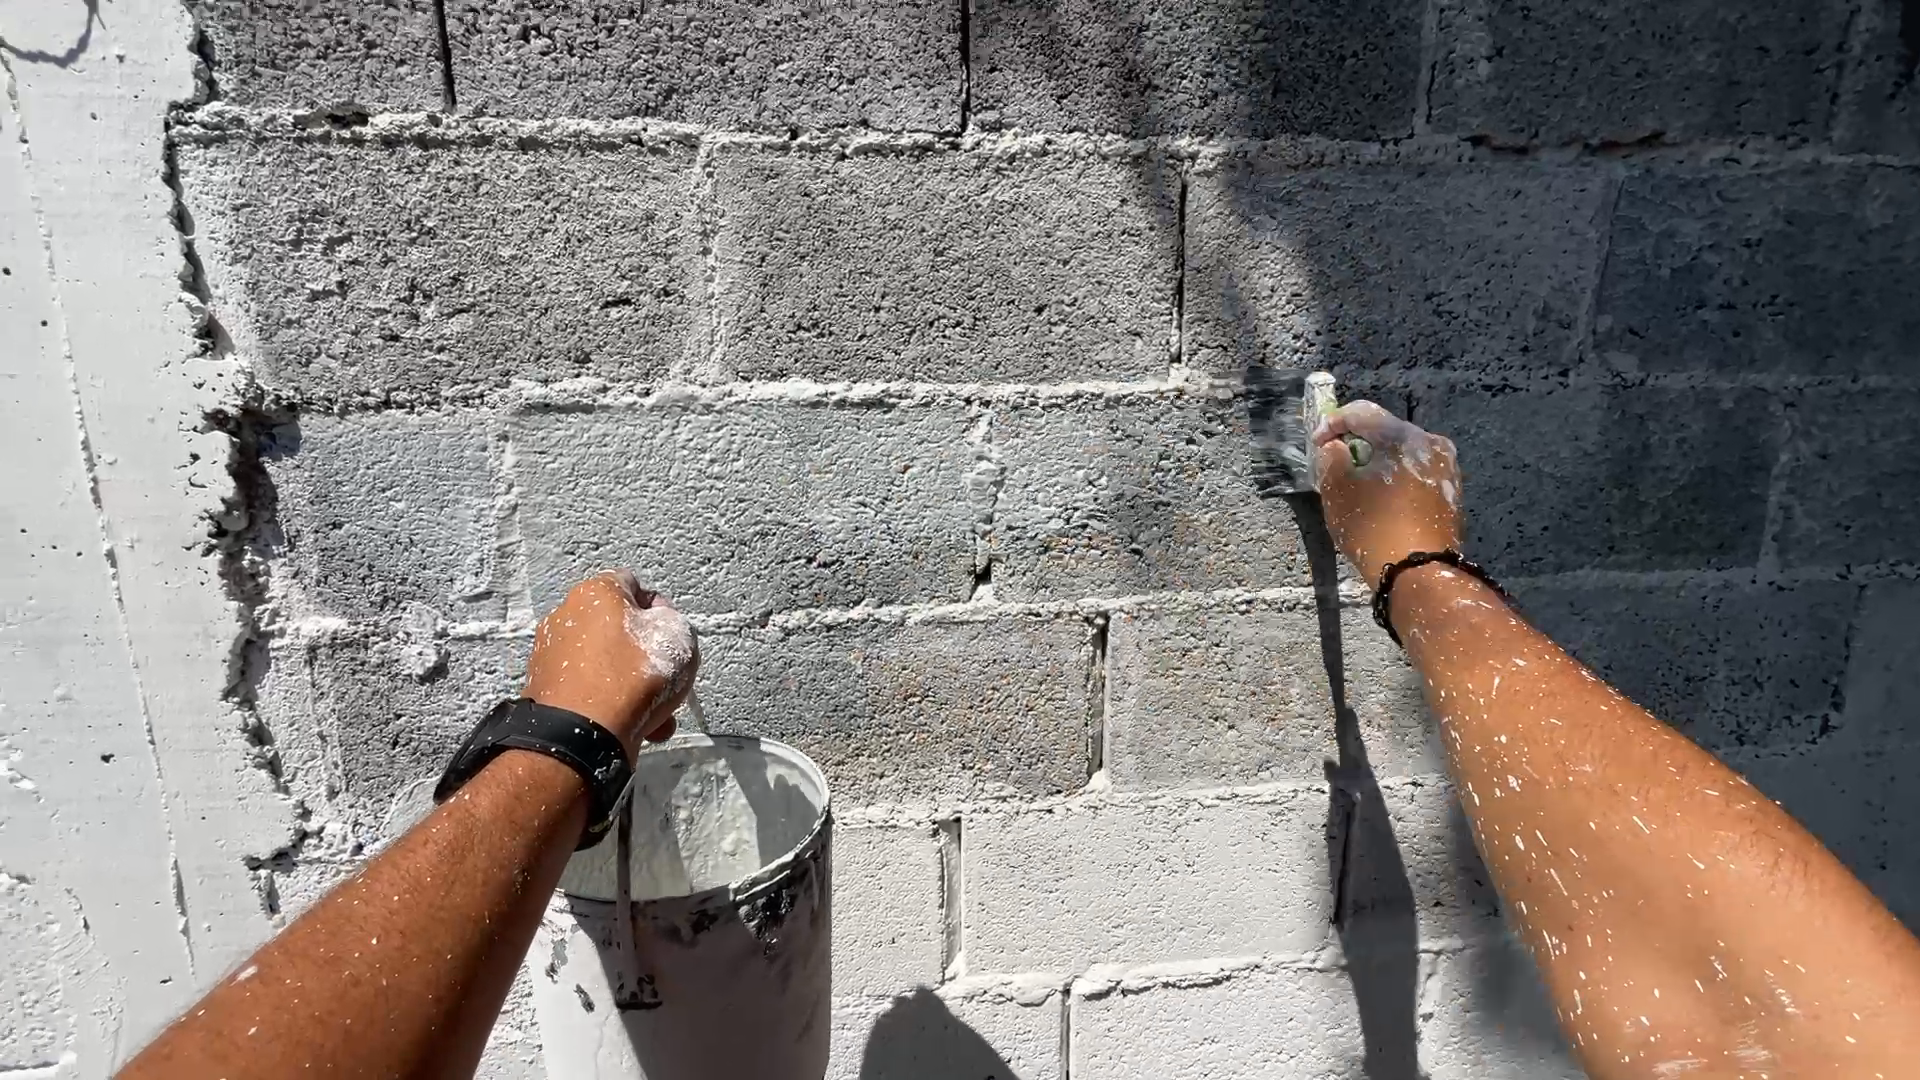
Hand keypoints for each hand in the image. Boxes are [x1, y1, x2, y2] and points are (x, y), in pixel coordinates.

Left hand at [523, 570, 697, 755]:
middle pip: (618, 629)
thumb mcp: (678, 634)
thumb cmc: (635, 675)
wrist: (583, 734)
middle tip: (664, 676)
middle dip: (644, 653)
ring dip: (630, 683)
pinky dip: (610, 704)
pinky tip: (633, 726)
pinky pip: (590, 690)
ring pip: (606, 664)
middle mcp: (566, 616)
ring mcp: (549, 654)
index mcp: (596, 592)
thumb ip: (671, 619)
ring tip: (653, 712)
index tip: (669, 635)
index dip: (659, 609)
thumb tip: (655, 626)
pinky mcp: (544, 689)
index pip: (633, 584)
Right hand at [1313, 402, 1462, 587]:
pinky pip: (1413, 471)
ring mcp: (1446, 467)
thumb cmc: (1372, 527)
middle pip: (1384, 431)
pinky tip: (1378, 498)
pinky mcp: (1449, 490)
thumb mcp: (1337, 490)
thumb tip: (1335, 446)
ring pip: (1400, 452)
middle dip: (1355, 443)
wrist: (1419, 572)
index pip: (1361, 413)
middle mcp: (1432, 443)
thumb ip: (1330, 458)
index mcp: (1404, 436)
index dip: (1331, 424)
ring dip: (1374, 461)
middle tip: (1333, 464)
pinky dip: (1392, 476)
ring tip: (1354, 484)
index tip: (1315, 444)